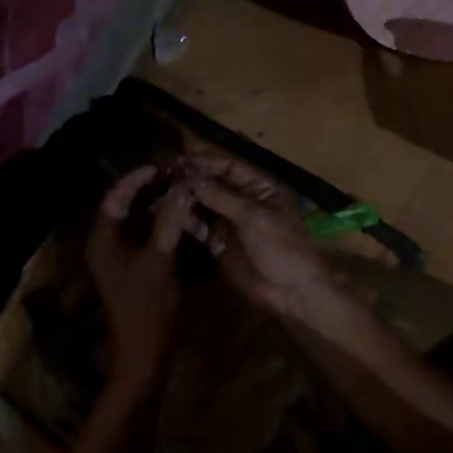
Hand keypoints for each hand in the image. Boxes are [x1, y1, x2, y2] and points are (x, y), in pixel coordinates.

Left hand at [86, 165, 192, 389]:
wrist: (144, 351)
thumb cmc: (148, 306)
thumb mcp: (160, 261)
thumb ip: (168, 223)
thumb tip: (181, 189)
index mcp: (102, 240)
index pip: (114, 198)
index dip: (135, 179)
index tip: (160, 166)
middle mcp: (105, 243)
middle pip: (123, 206)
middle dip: (148, 189)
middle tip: (175, 174)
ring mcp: (118, 255)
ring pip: (135, 220)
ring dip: (156, 205)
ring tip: (180, 189)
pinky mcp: (131, 265)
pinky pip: (143, 235)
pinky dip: (159, 223)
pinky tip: (180, 215)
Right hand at [181, 155, 340, 325]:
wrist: (290, 291)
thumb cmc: (281, 247)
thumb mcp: (254, 217)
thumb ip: (221, 197)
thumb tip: (191, 177)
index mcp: (260, 188)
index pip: (230, 167)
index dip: (206, 163)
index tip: (181, 161)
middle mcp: (243, 200)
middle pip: (213, 184)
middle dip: (191, 180)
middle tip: (166, 176)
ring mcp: (230, 221)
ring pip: (203, 203)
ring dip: (185, 199)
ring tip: (162, 195)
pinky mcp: (218, 241)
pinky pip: (199, 225)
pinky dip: (185, 219)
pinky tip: (168, 215)